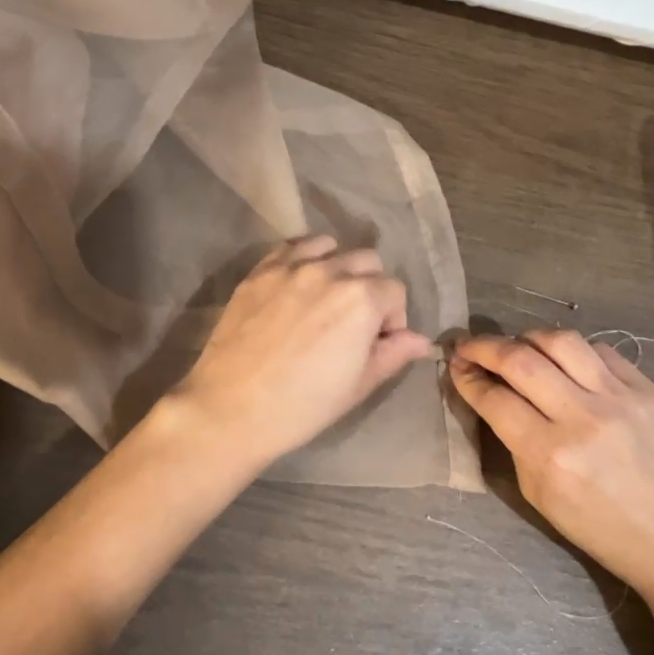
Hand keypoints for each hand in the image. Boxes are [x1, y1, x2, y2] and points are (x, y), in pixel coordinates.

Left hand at [171, 236, 432, 468]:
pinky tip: (297, 283)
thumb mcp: (358, 385)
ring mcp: (290, 267)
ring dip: (337, 266)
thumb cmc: (303, 405)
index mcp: (362, 299)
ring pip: (329, 247)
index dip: (392, 319)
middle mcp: (329, 271)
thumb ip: (392, 354)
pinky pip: (290, 247)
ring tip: (325, 297)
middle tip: (353, 322)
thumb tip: (421, 341)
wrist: (233, 407)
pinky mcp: (259, 271)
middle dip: (370, 287)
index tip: (376, 343)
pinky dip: (302, 258)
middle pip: (366, 261)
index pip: (394, 291)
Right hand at [448, 331, 653, 607]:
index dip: (467, 378)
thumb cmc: (603, 531)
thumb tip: (494, 401)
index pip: (494, 398)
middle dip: (484, 347)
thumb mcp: (540, 497)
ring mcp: (620, 398)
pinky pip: (601, 351)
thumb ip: (515, 445)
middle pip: (520, 360)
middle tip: (468, 346)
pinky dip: (573, 350)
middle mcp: (582, 417)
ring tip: (516, 346)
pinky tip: (564, 361)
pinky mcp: (649, 389)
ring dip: (527, 337)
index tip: (454, 367)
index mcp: (549, 455)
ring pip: (561, 341)